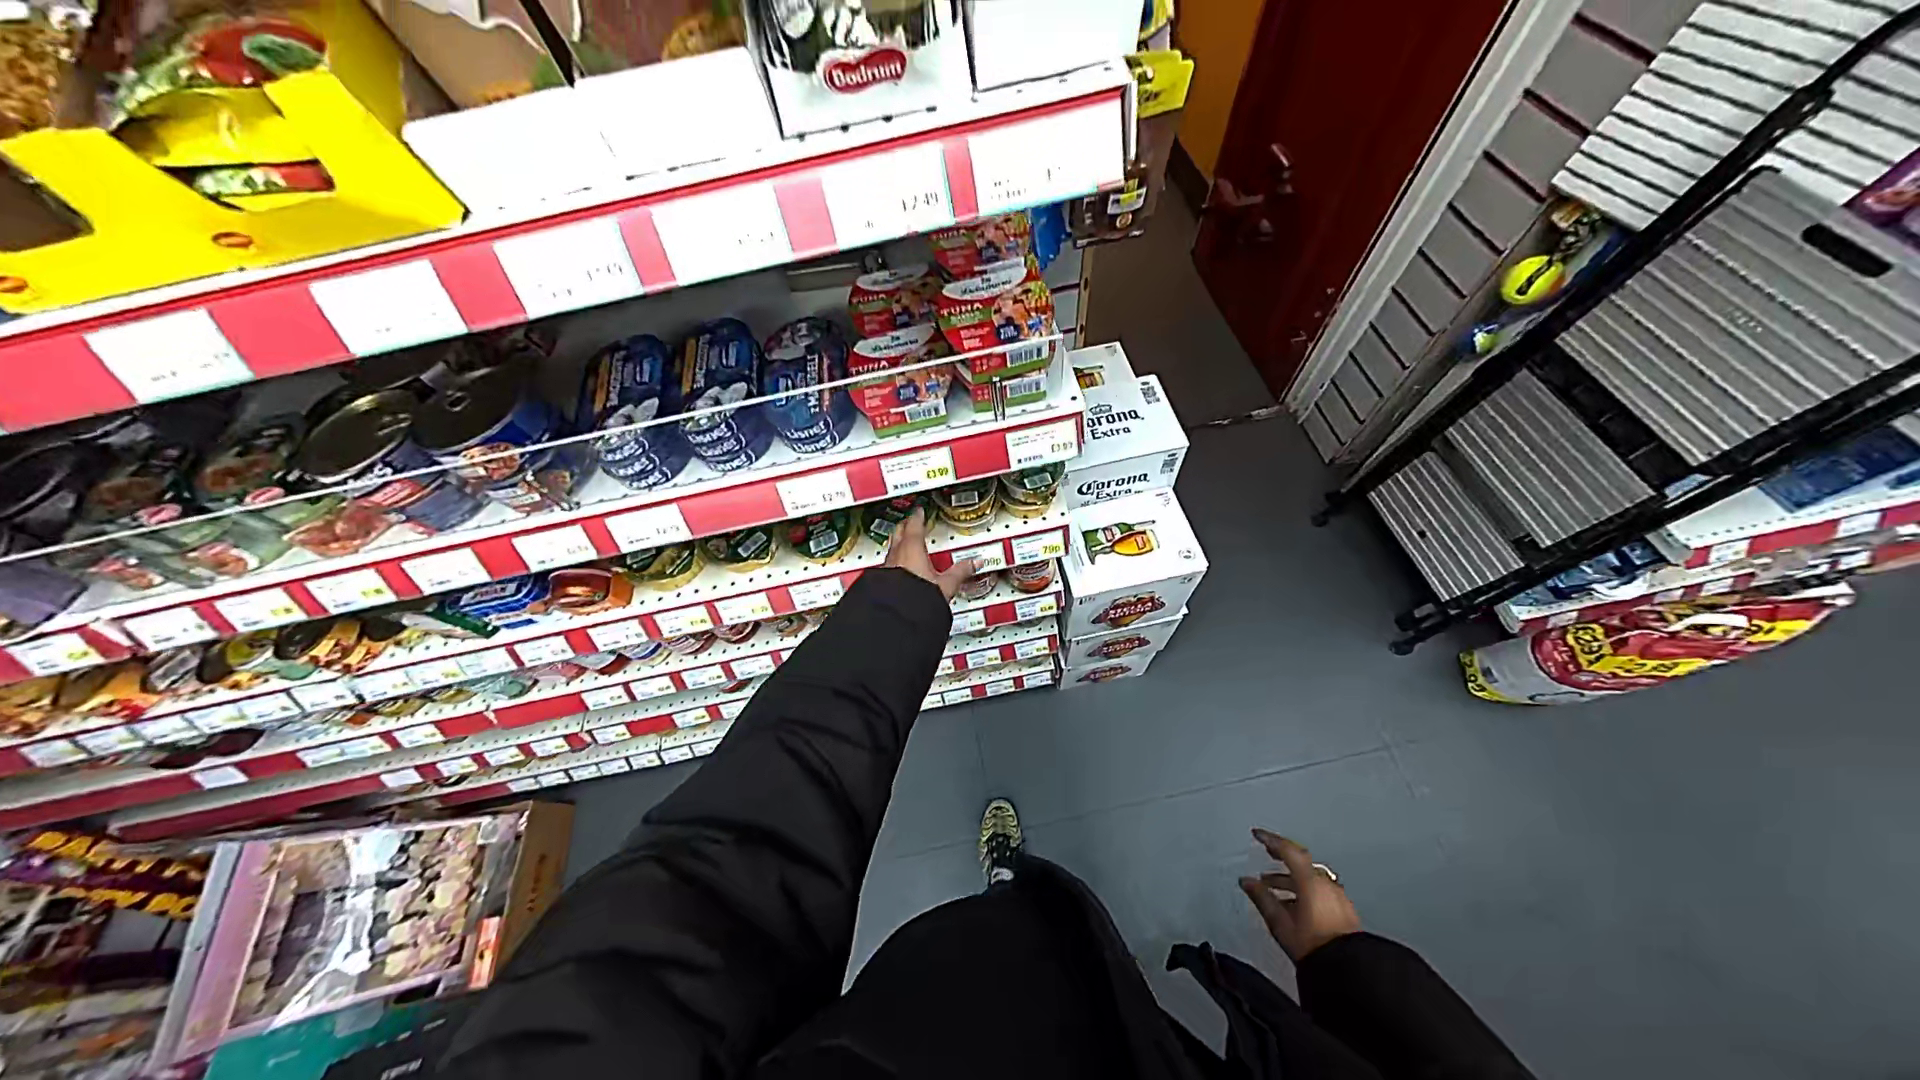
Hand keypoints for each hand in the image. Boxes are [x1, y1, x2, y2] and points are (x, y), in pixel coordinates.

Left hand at [884, 509, 975, 599]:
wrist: (897, 615)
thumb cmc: (917, 597)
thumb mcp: (946, 585)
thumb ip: (960, 572)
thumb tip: (974, 563)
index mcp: (912, 550)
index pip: (914, 526)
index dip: (917, 517)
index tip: (918, 511)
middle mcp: (896, 556)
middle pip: (899, 533)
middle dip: (904, 526)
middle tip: (909, 522)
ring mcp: (887, 568)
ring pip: (892, 549)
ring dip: (898, 543)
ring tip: (904, 543)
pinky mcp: (881, 581)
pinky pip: (888, 565)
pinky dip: (894, 560)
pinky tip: (897, 568)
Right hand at [1239, 829, 1360, 962]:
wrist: (1350, 972)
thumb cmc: (1316, 948)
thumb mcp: (1280, 922)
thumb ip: (1261, 897)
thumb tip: (1247, 882)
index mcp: (1311, 882)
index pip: (1288, 850)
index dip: (1270, 839)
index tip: (1258, 834)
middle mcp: (1327, 885)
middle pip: (1301, 861)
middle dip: (1282, 855)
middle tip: (1268, 850)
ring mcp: (1337, 897)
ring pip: (1310, 877)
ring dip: (1290, 876)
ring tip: (1273, 884)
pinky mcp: (1344, 910)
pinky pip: (1319, 890)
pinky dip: (1303, 888)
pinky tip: (1293, 902)